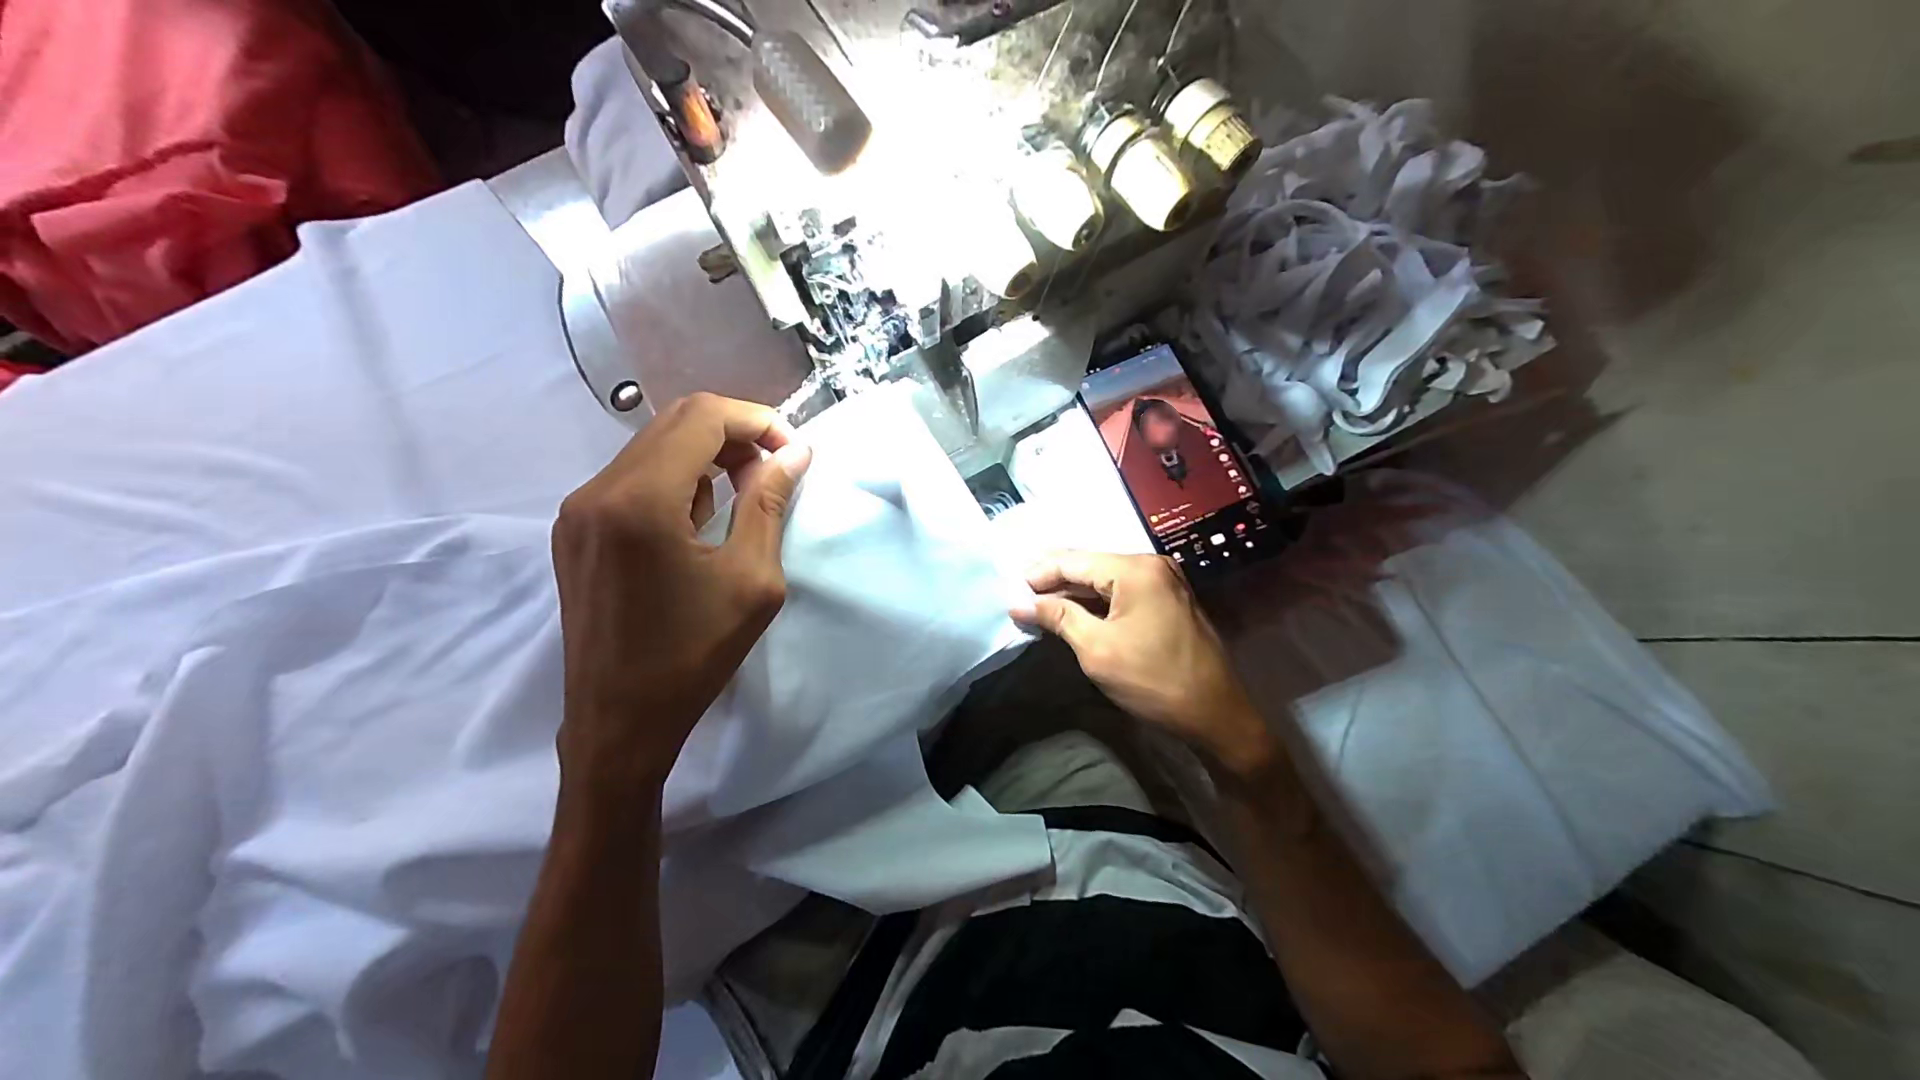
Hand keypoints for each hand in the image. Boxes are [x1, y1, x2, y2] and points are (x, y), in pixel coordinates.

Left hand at [551, 393, 812, 794]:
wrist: (618, 721)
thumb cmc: (694, 656)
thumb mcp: (752, 580)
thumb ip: (769, 504)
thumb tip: (794, 452)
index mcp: (640, 501)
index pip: (703, 417)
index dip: (757, 420)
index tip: (792, 451)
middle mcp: (598, 491)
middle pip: (675, 422)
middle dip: (734, 434)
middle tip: (773, 471)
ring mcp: (578, 510)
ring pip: (652, 446)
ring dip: (705, 455)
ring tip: (742, 497)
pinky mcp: (574, 529)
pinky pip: (632, 477)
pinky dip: (675, 479)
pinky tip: (698, 518)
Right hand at [1012, 551, 1277, 779]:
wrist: (1216, 715)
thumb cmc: (1153, 681)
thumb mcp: (1096, 649)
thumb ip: (1058, 617)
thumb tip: (1021, 604)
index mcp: (1136, 569)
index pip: (1074, 560)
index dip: (1039, 574)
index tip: (1009, 590)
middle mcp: (1152, 565)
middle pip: (1090, 565)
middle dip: (1054, 581)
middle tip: (1020, 597)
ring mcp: (1165, 581)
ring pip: (1106, 579)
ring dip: (1074, 592)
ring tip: (1039, 605)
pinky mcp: (1169, 600)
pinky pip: (1123, 592)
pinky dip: (1096, 601)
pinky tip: (1073, 612)